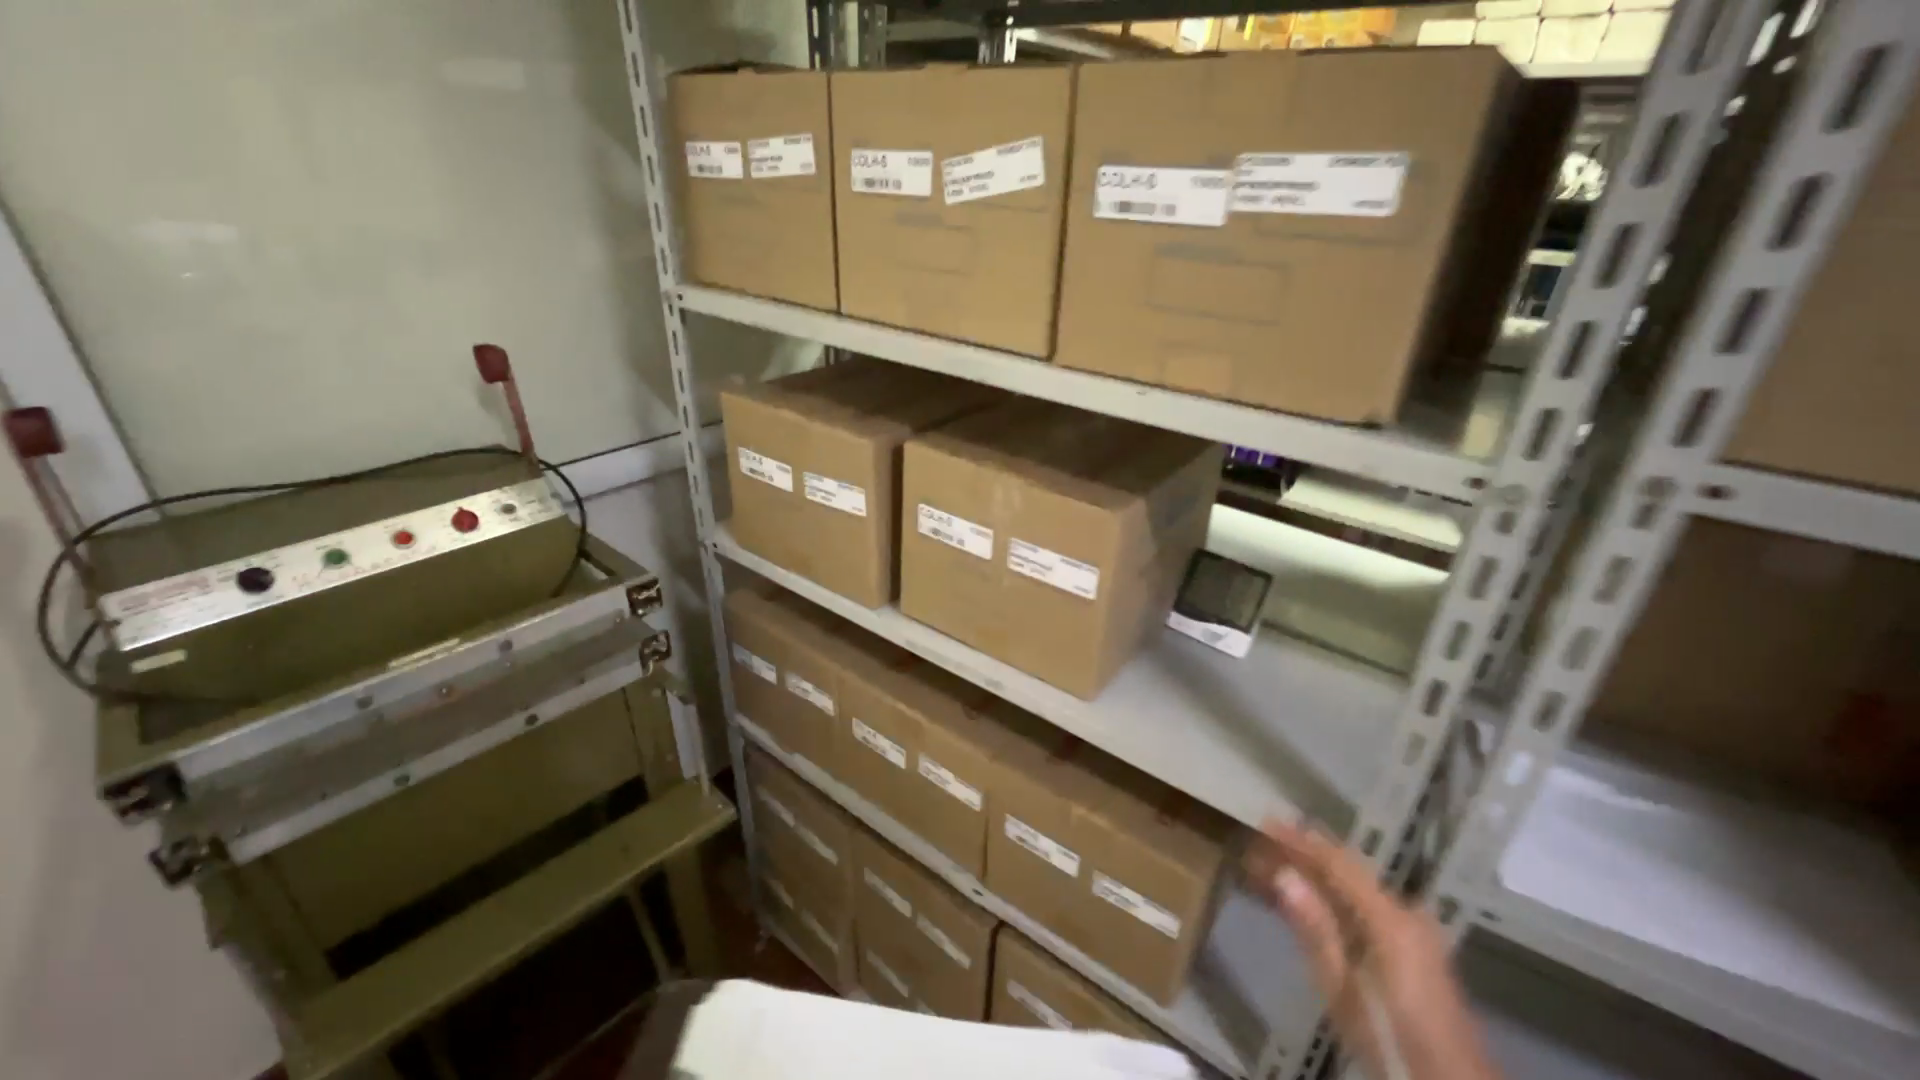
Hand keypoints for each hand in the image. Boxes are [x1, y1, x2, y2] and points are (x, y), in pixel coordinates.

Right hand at [1245, 821, 1500, 1079]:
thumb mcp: (1344, 992)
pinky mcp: (1415, 950)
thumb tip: (1285, 875)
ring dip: (1317, 875)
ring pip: (1357, 888)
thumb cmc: (1392, 1043)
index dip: (1300, 840)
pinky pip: (1368, 908)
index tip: (1265, 821)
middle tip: (1262, 843)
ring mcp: (1415, 932)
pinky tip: (1311, 900)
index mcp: (1391, 920)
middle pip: (1349, 871)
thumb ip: (1316, 930)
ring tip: (1277, 866)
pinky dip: (1335, 898)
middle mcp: (1406, 914)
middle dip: (1305, 854)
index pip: (1338, 864)